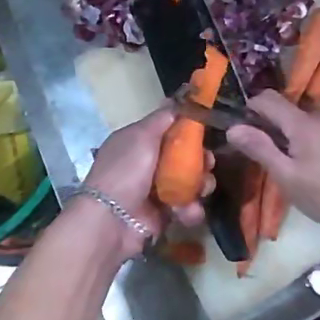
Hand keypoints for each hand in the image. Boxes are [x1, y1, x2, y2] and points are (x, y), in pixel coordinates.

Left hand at [77, 106, 207, 258]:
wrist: (111, 221)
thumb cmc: (126, 171)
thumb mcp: (142, 136)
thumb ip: (162, 118)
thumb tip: (177, 99)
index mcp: (137, 142)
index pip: (169, 130)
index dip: (188, 129)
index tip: (206, 130)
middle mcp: (147, 163)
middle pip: (184, 156)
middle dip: (201, 160)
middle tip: (208, 163)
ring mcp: (156, 190)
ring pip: (190, 182)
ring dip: (200, 185)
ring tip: (202, 189)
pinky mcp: (164, 213)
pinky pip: (186, 206)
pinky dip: (190, 209)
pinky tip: (188, 211)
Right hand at [226, 91, 319, 233]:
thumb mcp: (285, 177)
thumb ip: (260, 148)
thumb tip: (233, 128)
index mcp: (302, 123)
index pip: (270, 98)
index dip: (253, 104)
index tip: (245, 119)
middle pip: (292, 108)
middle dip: (277, 121)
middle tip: (271, 147)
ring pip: (312, 118)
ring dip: (300, 129)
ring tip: (298, 156)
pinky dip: (319, 135)